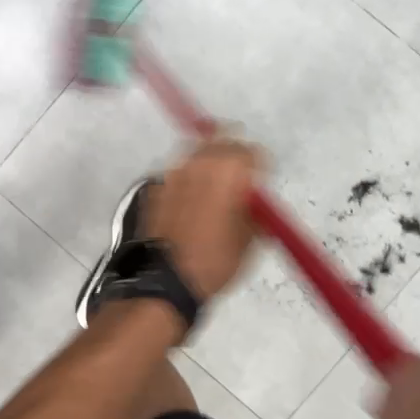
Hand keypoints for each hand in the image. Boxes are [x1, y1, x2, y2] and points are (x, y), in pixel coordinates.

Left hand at [143, 137, 264, 300]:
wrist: (169, 276)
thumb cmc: (217, 259)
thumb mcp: (252, 239)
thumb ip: (256, 209)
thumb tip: (257, 199)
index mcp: (229, 172)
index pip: (251, 150)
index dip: (259, 163)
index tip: (262, 178)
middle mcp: (200, 162)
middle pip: (221, 142)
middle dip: (234, 155)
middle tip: (241, 177)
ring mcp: (173, 172)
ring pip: (197, 152)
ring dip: (209, 162)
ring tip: (216, 185)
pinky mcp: (156, 185)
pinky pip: (178, 172)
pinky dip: (189, 178)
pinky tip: (193, 199)